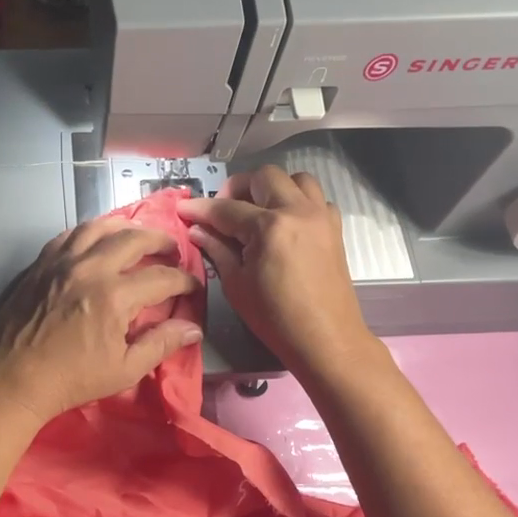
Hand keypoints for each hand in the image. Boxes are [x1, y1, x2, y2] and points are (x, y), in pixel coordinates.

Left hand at [0, 220, 203, 425]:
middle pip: (133, 239)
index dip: (184, 280)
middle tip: (172, 250)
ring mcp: (60, 262)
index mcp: (114, 296)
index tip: (193, 286)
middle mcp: (89, 269)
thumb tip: (193, 328)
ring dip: (124, 228)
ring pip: (98, 228)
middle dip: (160, 241)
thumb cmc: (71, 380)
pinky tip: (96, 241)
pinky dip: (89, 233)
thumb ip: (160, 344)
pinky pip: (68, 235)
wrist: (13, 379)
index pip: (161, 278)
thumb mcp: (124, 370)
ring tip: (138, 235)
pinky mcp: (39, 264)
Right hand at [178, 166, 373, 376]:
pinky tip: (285, 224)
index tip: (183, 209)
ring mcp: (320, 216)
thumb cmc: (275, 318)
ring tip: (257, 211)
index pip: (226, 208)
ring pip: (295, 179)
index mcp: (270, 227)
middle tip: (223, 211)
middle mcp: (298, 211)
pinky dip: (298, 202)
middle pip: (263, 177)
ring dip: (272, 188)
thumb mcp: (237, 285)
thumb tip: (198, 230)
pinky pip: (316, 199)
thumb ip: (217, 250)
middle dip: (238, 188)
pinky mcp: (334, 228)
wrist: (325, 339)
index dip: (200, 209)